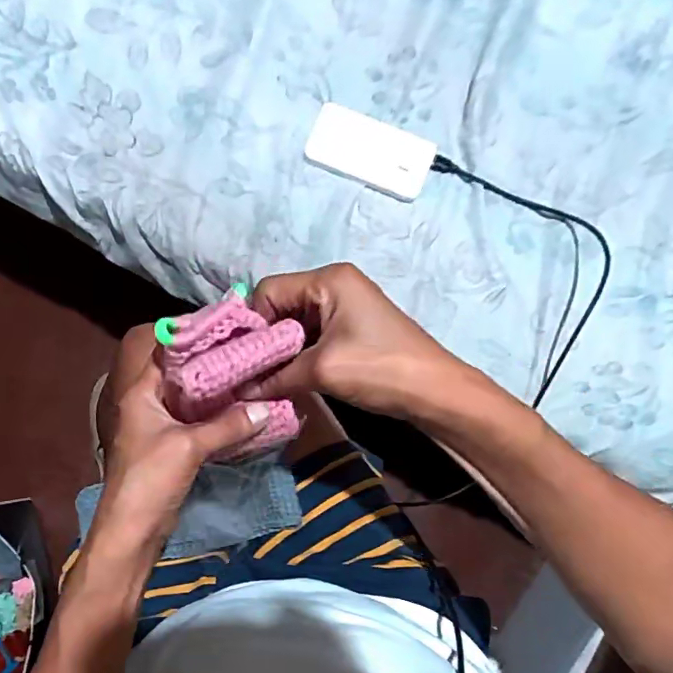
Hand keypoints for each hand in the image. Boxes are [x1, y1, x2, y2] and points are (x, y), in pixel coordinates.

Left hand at [95, 324, 268, 540]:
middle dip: (213, 366)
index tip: (229, 329)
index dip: (195, 338)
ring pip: (191, 401)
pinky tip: (244, 412)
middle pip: (182, 376)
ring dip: (218, 394)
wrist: (133, 529)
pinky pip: (196, 423)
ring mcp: (159, 427)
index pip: (166, 352)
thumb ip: (228, 424)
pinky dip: (217, 418)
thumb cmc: (151, 478)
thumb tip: (267, 407)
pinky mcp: (171, 448)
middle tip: (249, 352)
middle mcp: (147, 404)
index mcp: (141, 393)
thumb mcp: (190, 446)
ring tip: (252, 377)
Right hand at [237, 263, 486, 421]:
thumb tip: (237, 392)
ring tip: (260, 379)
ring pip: (290, 325)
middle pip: (278, 306)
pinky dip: (292, 358)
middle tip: (245, 371)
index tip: (239, 357)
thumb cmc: (380, 369)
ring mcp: (340, 308)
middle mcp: (332, 285)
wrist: (435, 393)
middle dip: (261, 340)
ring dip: (276, 352)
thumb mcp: (321, 371)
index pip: (268, 291)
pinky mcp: (346, 330)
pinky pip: (306, 338)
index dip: (251, 323)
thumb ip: (274, 378)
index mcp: (328, 280)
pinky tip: (282, 379)